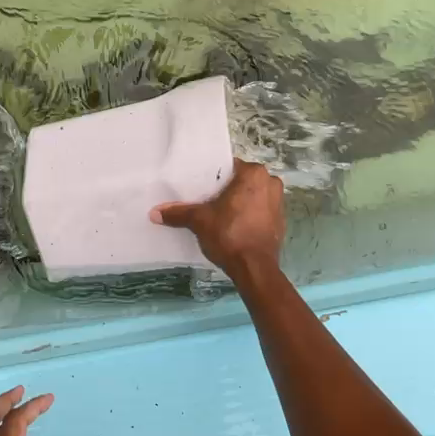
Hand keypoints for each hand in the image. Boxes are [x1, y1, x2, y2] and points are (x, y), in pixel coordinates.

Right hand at [151, 159, 284, 280]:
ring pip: (253, 196)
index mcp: (254, 174)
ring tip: (220, 213)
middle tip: (208, 200)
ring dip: (240, 202)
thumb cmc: (229, 235)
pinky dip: (250, 215)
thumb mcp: (199, 221)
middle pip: (242, 181)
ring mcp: (279, 203)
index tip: (202, 186)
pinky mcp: (281, 221)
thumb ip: (178, 213)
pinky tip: (235, 226)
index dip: (214, 176)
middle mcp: (270, 182)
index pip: (229, 166)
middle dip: (227, 189)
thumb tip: (154, 213)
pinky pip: (261, 211)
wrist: (255, 269)